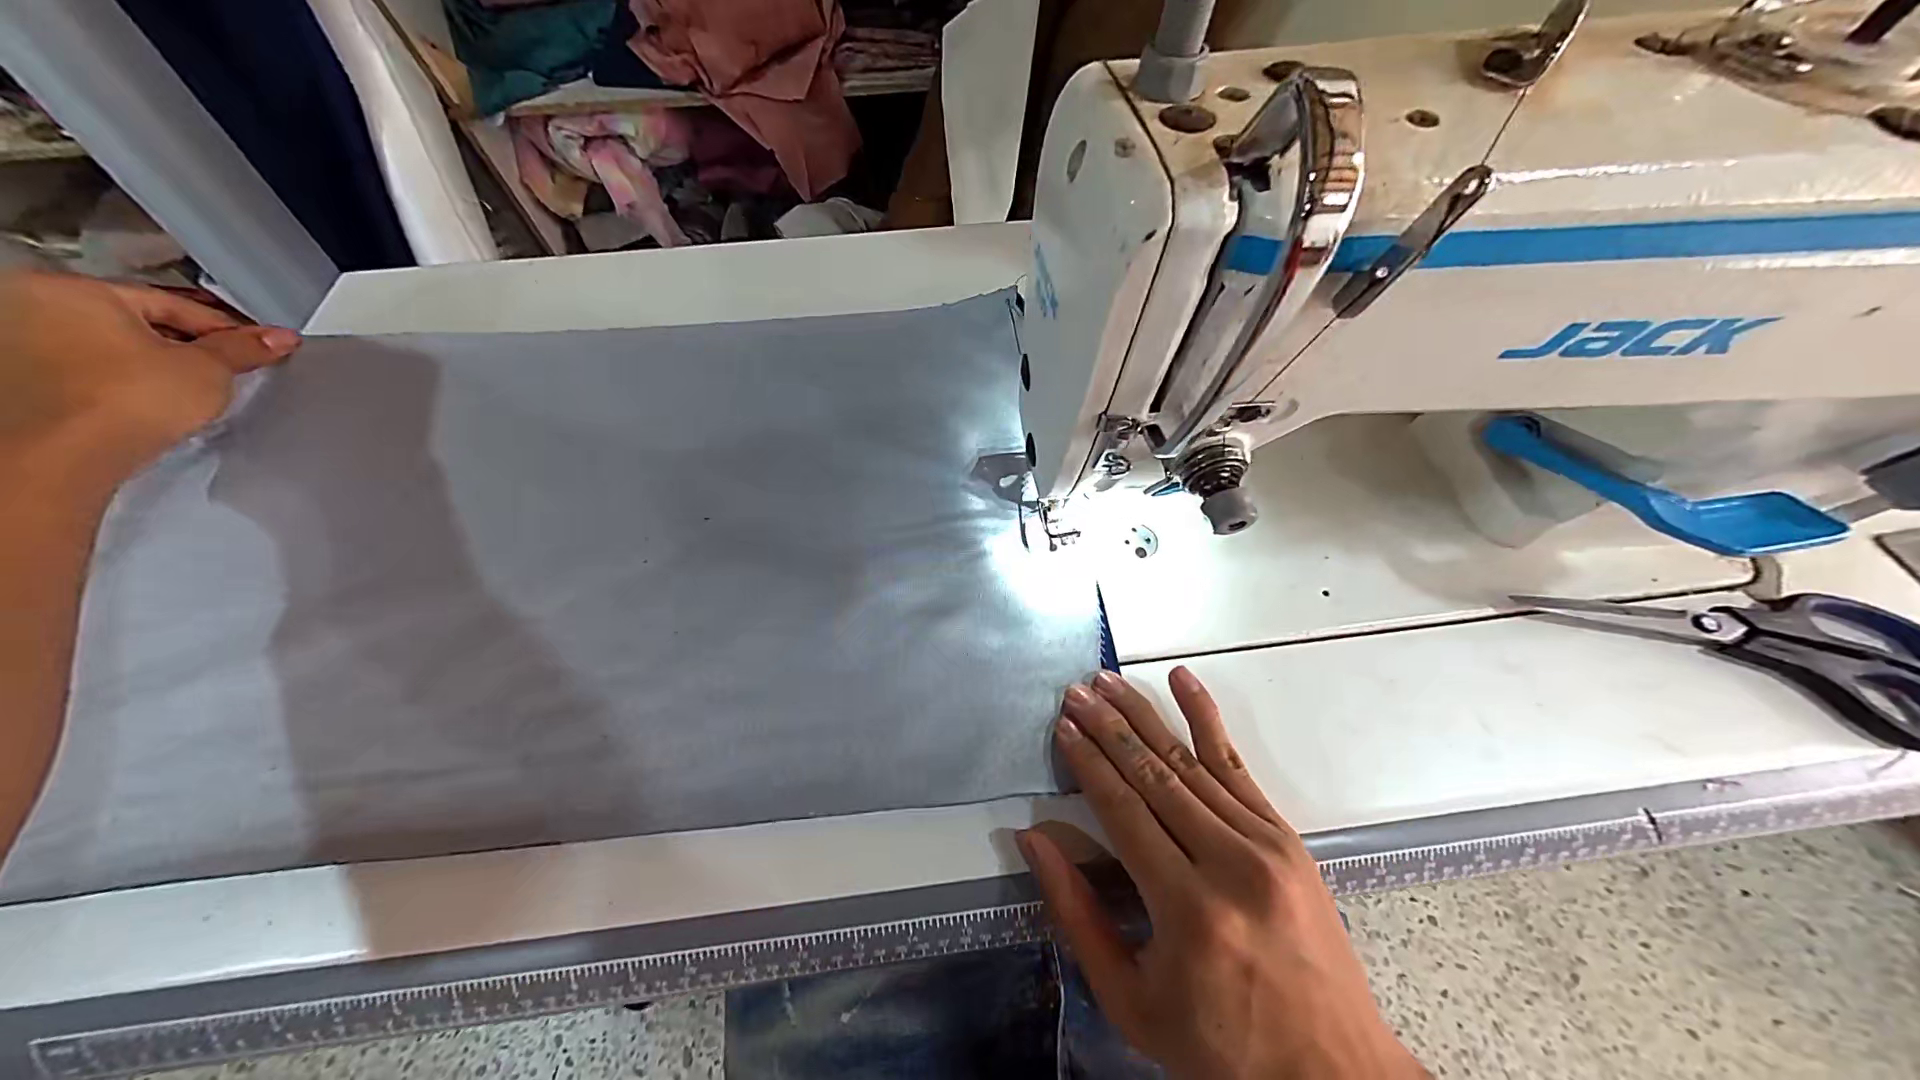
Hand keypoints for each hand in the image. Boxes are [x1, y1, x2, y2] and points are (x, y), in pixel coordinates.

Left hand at [0, 272, 298, 488]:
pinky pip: (93, 368)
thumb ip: (244, 348)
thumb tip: (278, 338)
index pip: (172, 303)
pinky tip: (152, 399)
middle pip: (138, 321)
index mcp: (72, 289)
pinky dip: (127, 378)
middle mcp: (31, 305)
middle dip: (186, 345)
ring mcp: (19, 343)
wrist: (73, 451)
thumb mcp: (207, 368)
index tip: (257, 346)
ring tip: (191, 388)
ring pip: (115, 344)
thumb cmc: (130, 398)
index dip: (225, 328)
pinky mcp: (25, 378)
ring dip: (156, 361)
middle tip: (227, 369)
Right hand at [1018, 668, 1426, 1079]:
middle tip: (1075, 692)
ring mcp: (1265, 843)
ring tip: (1108, 682)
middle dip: (1108, 727)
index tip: (1062, 728)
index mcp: (1188, 908)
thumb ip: (1077, 915)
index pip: (1123, 811)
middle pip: (1154, 775)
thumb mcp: (1130, 1000)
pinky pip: (1237, 765)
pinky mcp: (1286, 837)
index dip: (1087, 764)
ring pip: (1190, 760)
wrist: (1334, 1074)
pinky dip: (1206, 718)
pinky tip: (1184, 682)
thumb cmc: (1221, 1045)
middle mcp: (1229, 863)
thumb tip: (1033, 842)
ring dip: (1144, 715)